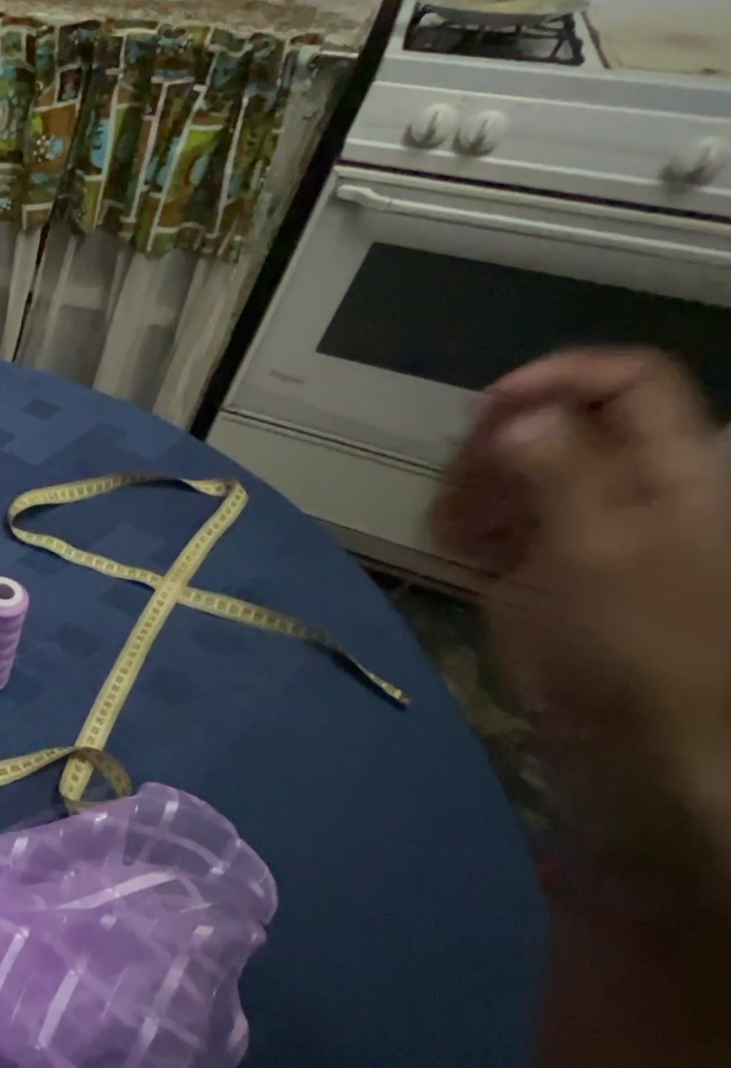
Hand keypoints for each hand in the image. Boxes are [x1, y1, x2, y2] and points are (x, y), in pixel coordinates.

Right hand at [434, 349, 730, 1058]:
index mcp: (671, 476)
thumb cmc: (643, 653)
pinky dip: (460, 524)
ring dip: (469, 490)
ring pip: (507, 471)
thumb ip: (559, 476)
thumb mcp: (601, 554)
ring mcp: (574, 530)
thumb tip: (516, 414)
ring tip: (461, 532)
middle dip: (495, 447)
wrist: (639, 751)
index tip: (487, 412)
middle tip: (469, 492)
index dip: (557, 377)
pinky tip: (458, 549)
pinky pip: (485, 519)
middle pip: (550, 424)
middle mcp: (622, 491)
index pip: (626, 383)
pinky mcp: (531, 568)